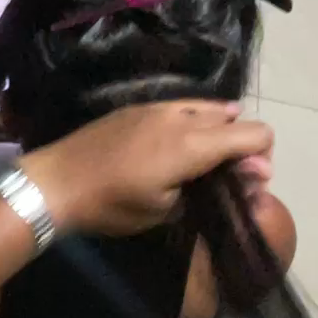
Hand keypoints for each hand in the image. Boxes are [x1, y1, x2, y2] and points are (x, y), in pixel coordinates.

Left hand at [19, 100, 271, 234]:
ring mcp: (155, 107)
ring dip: (217, 130)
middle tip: (228, 176)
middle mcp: (179, 116)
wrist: (55, 182)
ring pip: (206, 108)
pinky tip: (179, 143)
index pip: (255, 133)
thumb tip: (246, 175)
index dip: (262, 158)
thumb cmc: (111, 204)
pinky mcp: (135, 108)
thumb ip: (212, 188)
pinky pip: (179, 107)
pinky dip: (191, 121)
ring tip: (204, 160)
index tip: (248, 182)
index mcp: (192, 143)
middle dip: (242, 146)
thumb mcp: (166, 210)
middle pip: (234, 119)